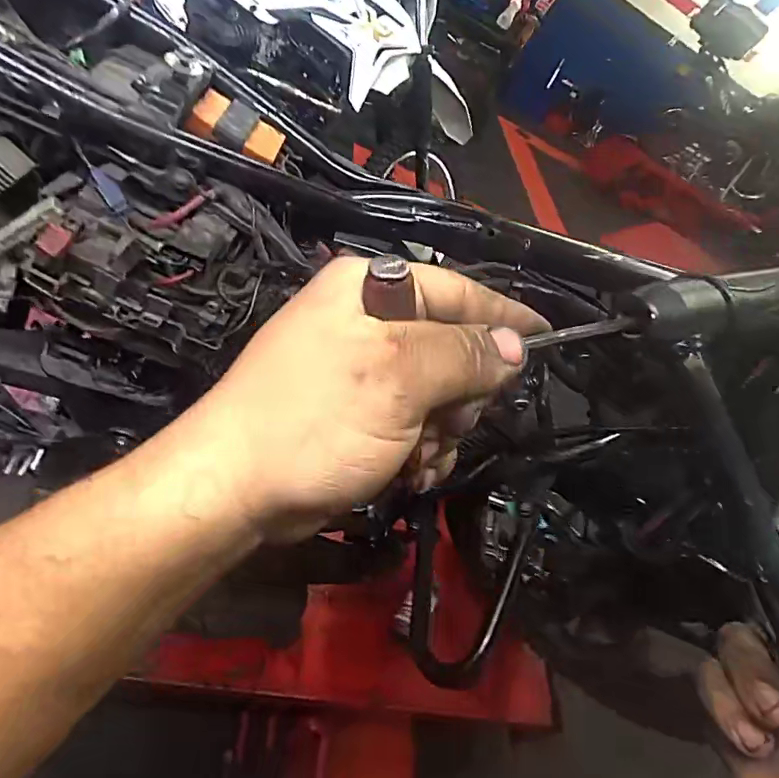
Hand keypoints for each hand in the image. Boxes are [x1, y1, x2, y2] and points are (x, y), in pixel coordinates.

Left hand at [180, 256, 547, 540]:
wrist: (232, 489)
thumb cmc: (314, 419)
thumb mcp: (400, 377)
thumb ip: (465, 354)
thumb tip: (516, 346)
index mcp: (372, 288)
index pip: (459, 292)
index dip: (505, 317)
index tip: (546, 337)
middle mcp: (368, 317)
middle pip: (452, 345)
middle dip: (462, 393)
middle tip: (454, 423)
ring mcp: (361, 363)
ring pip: (438, 389)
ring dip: (442, 429)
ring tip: (422, 457)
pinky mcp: (356, 406)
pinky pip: (412, 416)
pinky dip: (419, 445)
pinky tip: (408, 470)